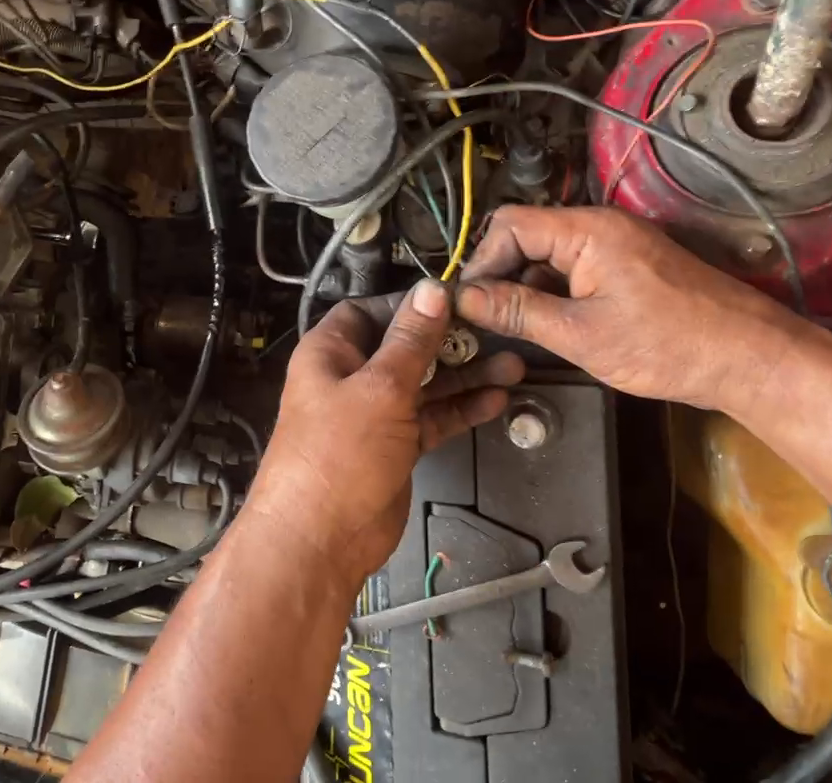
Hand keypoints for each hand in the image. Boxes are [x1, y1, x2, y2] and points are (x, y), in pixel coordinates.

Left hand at [247, 280, 524, 585]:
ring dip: (463, 376)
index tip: (452, 299)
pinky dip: (459, 410)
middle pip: (403, 347)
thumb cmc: (336, 456)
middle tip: (491, 332)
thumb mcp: (380, 388)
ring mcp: (372, 414)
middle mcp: (348, 378)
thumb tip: (431, 291)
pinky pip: (430, 418)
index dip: (408, 304)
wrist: (320, 539)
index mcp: (329, 353)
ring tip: (511, 365)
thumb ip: (411, 341)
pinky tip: (494, 399)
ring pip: (423, 384)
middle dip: (446, 340)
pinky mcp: (393, 447)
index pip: (369, 311)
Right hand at [454, 205, 827, 413]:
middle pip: (525, 238)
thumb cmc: (671, 346)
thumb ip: (516, 312)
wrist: (751, 361)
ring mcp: (616, 247)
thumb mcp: (579, 334)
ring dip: (526, 289)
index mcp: (587, 231)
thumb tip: (464, 299)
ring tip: (516, 330)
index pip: (508, 225)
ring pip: (547, 258)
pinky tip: (550, 327)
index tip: (469, 303)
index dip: (482, 262)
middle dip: (500, 277)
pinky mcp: (627, 268)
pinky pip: (573, 271)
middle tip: (486, 321)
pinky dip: (553, 295)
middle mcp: (600, 228)